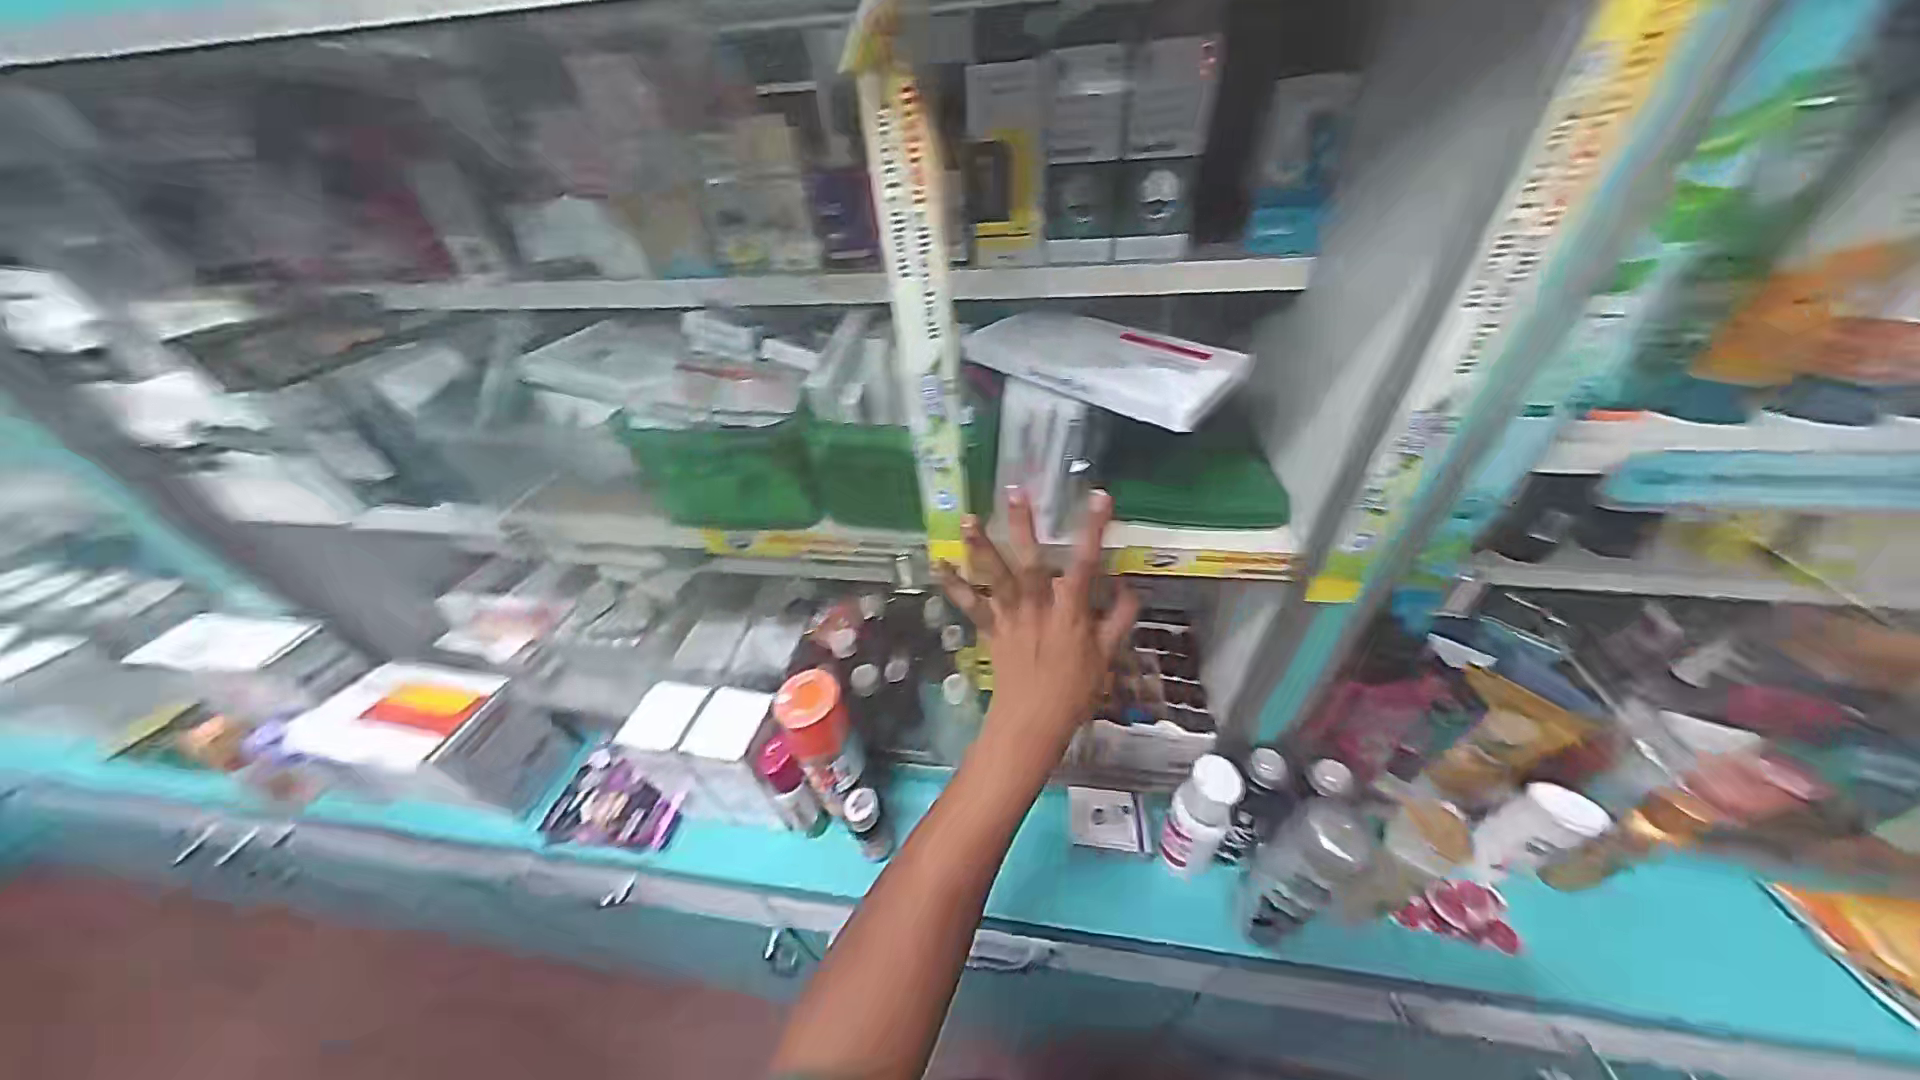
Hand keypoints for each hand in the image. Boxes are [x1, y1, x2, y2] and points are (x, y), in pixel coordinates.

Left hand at [937, 488, 1138, 774]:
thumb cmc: (1074, 691)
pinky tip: (939, 564)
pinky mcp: (990, 630)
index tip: (1099, 496)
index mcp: (1071, 612)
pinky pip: (970, 605)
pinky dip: (954, 585)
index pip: (1086, 563)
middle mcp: (1038, 608)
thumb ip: (1119, 619)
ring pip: (995, 578)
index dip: (1093, 528)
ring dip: (980, 547)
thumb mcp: (1107, 657)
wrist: (1033, 722)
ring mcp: (1010, 618)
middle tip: (1014, 491)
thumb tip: (1130, 587)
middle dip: (1023, 526)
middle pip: (1030, 562)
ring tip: (967, 518)